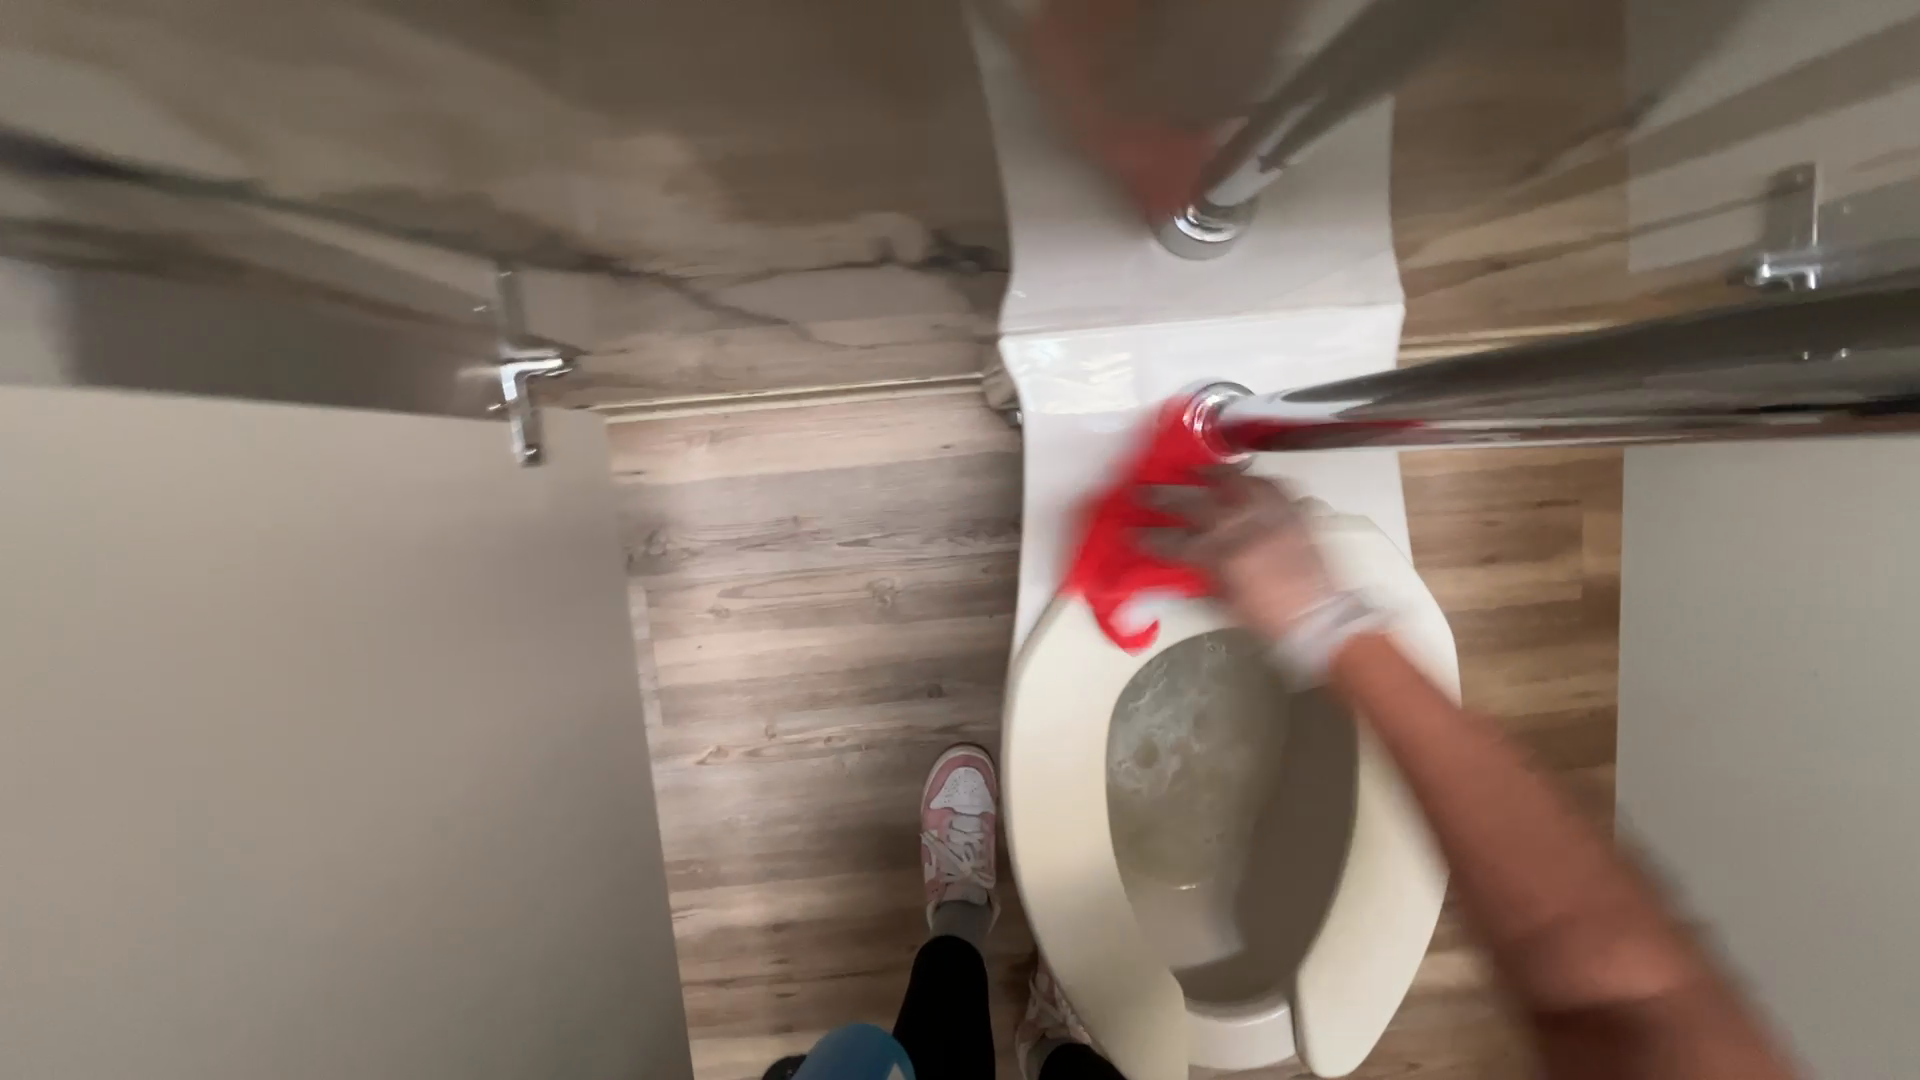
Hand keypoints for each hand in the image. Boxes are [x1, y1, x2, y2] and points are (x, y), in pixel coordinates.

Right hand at [1141, 472, 1337, 641]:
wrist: (1323, 622)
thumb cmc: (1270, 620)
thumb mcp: (1222, 605)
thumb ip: (1195, 579)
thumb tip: (1173, 567)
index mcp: (1222, 558)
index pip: (1172, 541)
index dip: (1148, 536)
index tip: (1133, 532)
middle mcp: (1246, 530)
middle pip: (1195, 504)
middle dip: (1164, 496)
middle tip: (1145, 490)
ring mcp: (1273, 517)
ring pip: (1235, 484)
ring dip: (1211, 476)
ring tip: (1196, 471)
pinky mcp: (1296, 514)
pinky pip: (1273, 487)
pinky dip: (1255, 481)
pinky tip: (1246, 480)